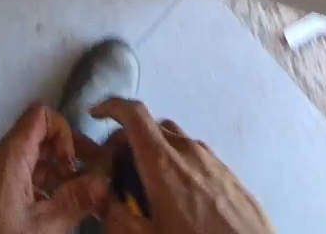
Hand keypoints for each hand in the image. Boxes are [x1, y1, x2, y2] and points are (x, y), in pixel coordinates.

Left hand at [0, 103, 108, 233]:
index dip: (64, 133)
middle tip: (92, 182)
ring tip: (79, 200)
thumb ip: (75, 202)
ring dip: (56, 175)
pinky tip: (55, 212)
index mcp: (11, 154)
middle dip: (67, 155)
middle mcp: (1, 156)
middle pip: (39, 137)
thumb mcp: (42, 227)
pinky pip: (21, 177)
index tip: (73, 167)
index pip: (41, 115)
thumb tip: (106, 182)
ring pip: (32, 160)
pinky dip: (42, 187)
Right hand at [90, 99, 275, 233]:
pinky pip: (197, 156)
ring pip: (176, 140)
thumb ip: (118, 219)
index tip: (95, 115)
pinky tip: (182, 198)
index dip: (110, 106)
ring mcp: (213, 160)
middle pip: (152, 126)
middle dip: (130, 139)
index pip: (134, 113)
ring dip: (156, 151)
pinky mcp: (231, 175)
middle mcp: (188, 150)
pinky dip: (179, 163)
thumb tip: (103, 198)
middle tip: (119, 170)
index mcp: (164, 162)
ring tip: (150, 186)